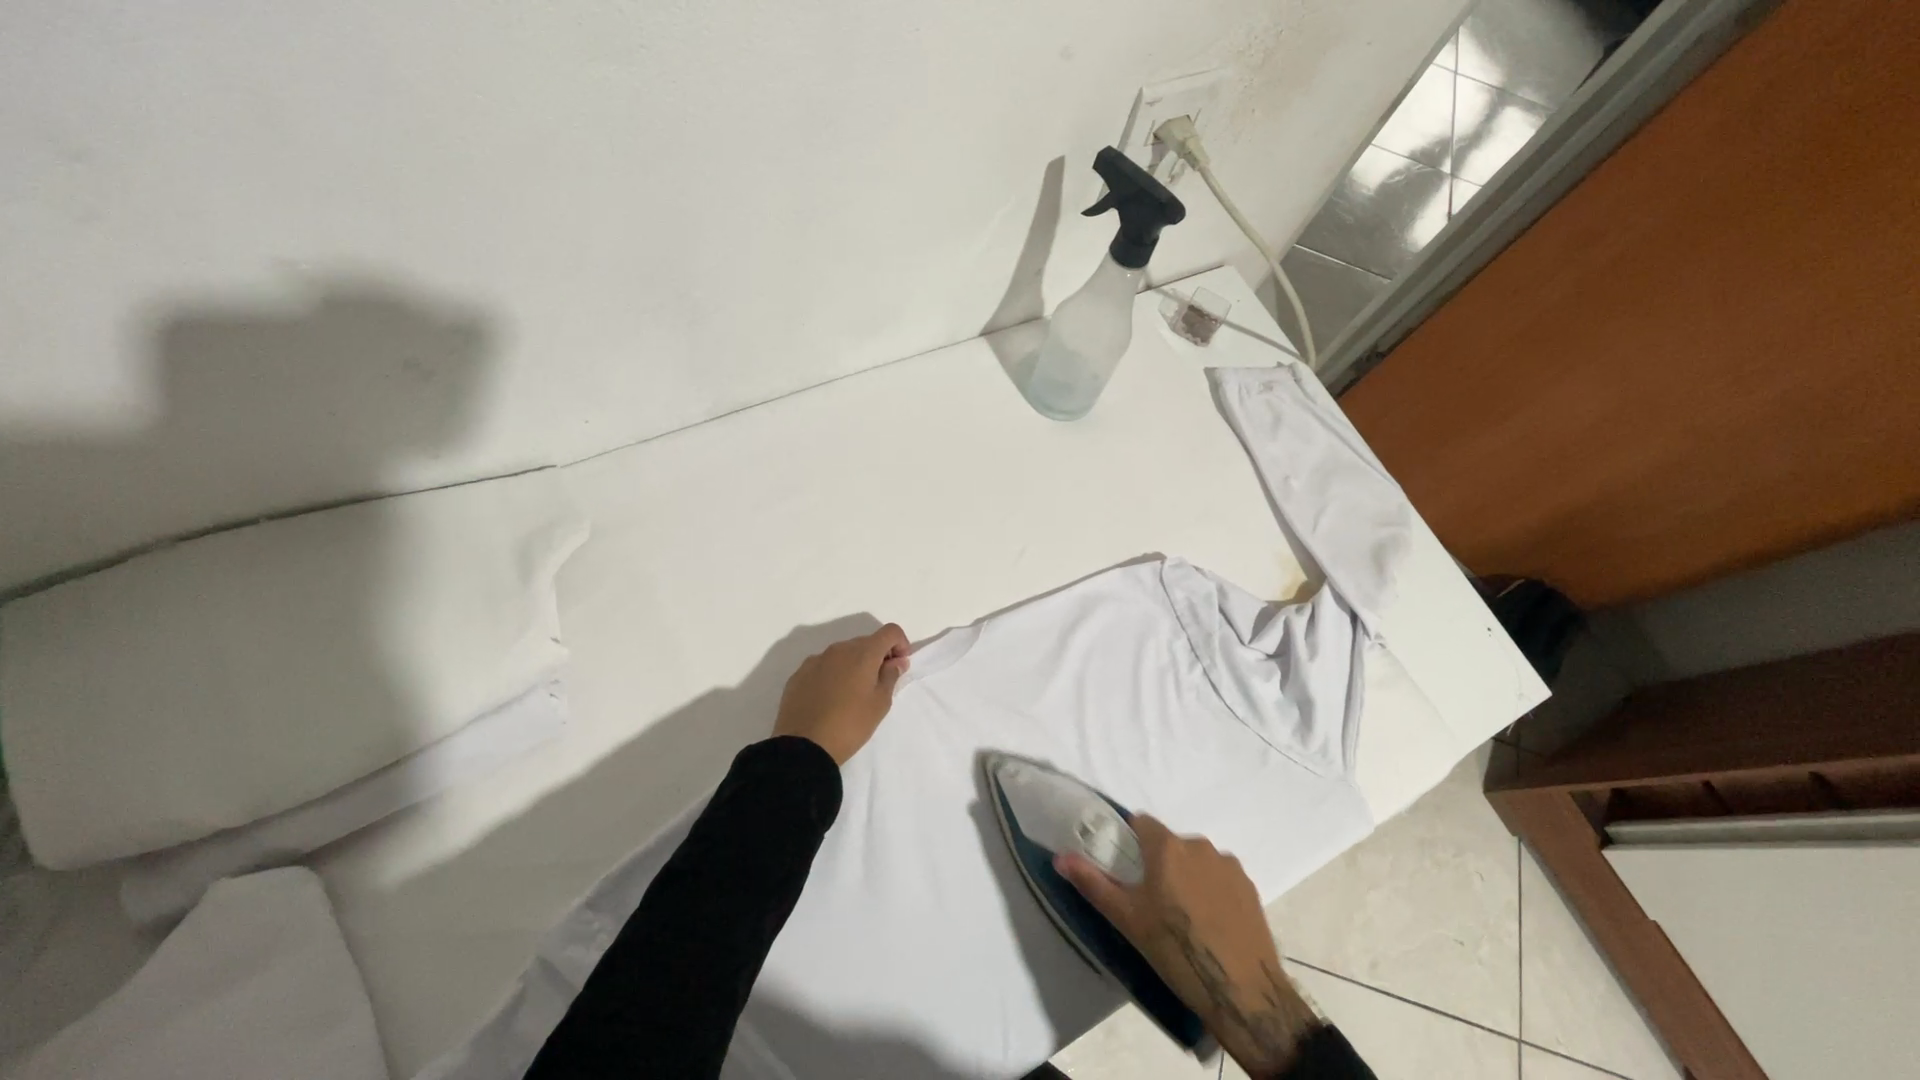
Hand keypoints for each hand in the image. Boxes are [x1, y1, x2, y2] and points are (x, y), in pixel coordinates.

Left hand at [773, 624, 911, 764]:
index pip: (890, 632)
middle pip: (865, 642)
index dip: (900, 644)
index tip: (899, 665)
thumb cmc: (850, 725)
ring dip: (854, 665)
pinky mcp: (798, 674)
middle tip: (878, 684)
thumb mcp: (880, 704)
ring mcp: (815, 660)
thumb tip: (896, 661)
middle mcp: (838, 649)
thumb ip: (890, 676)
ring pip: (842, 654)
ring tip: (852, 694)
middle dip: (877, 657)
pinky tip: (830, 699)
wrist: (803, 746)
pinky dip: (833, 674)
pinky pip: (823, 666)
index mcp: (862, 653)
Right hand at [1056, 816, 1320, 1075]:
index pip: (1142, 823)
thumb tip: (1060, 857)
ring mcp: (1229, 865)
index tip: (1125, 869)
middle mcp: (1200, 846)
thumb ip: (1093, 883)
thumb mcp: (1127, 919)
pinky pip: (1220, 877)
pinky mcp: (1250, 886)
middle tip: (1151, 902)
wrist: (1242, 991)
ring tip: (1183, 917)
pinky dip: (1211, 891)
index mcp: (1167, 847)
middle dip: (1159, 864)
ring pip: (1196, 861)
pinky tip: (1209, 924)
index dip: (1130, 841)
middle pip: (1170, 844)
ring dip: (1187, 877)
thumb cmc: (1175, 951)